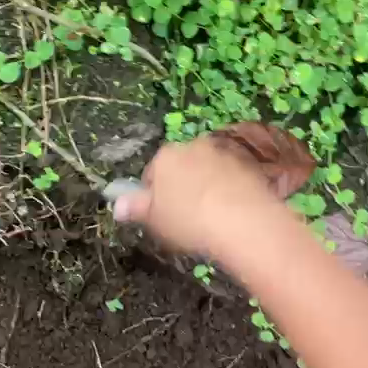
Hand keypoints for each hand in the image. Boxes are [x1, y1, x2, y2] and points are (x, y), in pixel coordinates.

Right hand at [110, 136, 289, 259]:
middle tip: (186, 218)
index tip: (161, 216)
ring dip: (207, 187)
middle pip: (181, 167)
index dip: (154, 196)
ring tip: (211, 218)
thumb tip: (118, 205)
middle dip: (181, 187)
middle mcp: (194, 146)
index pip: (152, 173)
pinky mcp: (249, 165)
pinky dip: (229, 191)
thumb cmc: (189, 220)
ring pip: (208, 171)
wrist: (244, 222)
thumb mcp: (155, 220)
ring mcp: (224, 153)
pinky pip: (231, 178)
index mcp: (165, 156)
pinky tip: (231, 214)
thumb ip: (136, 208)